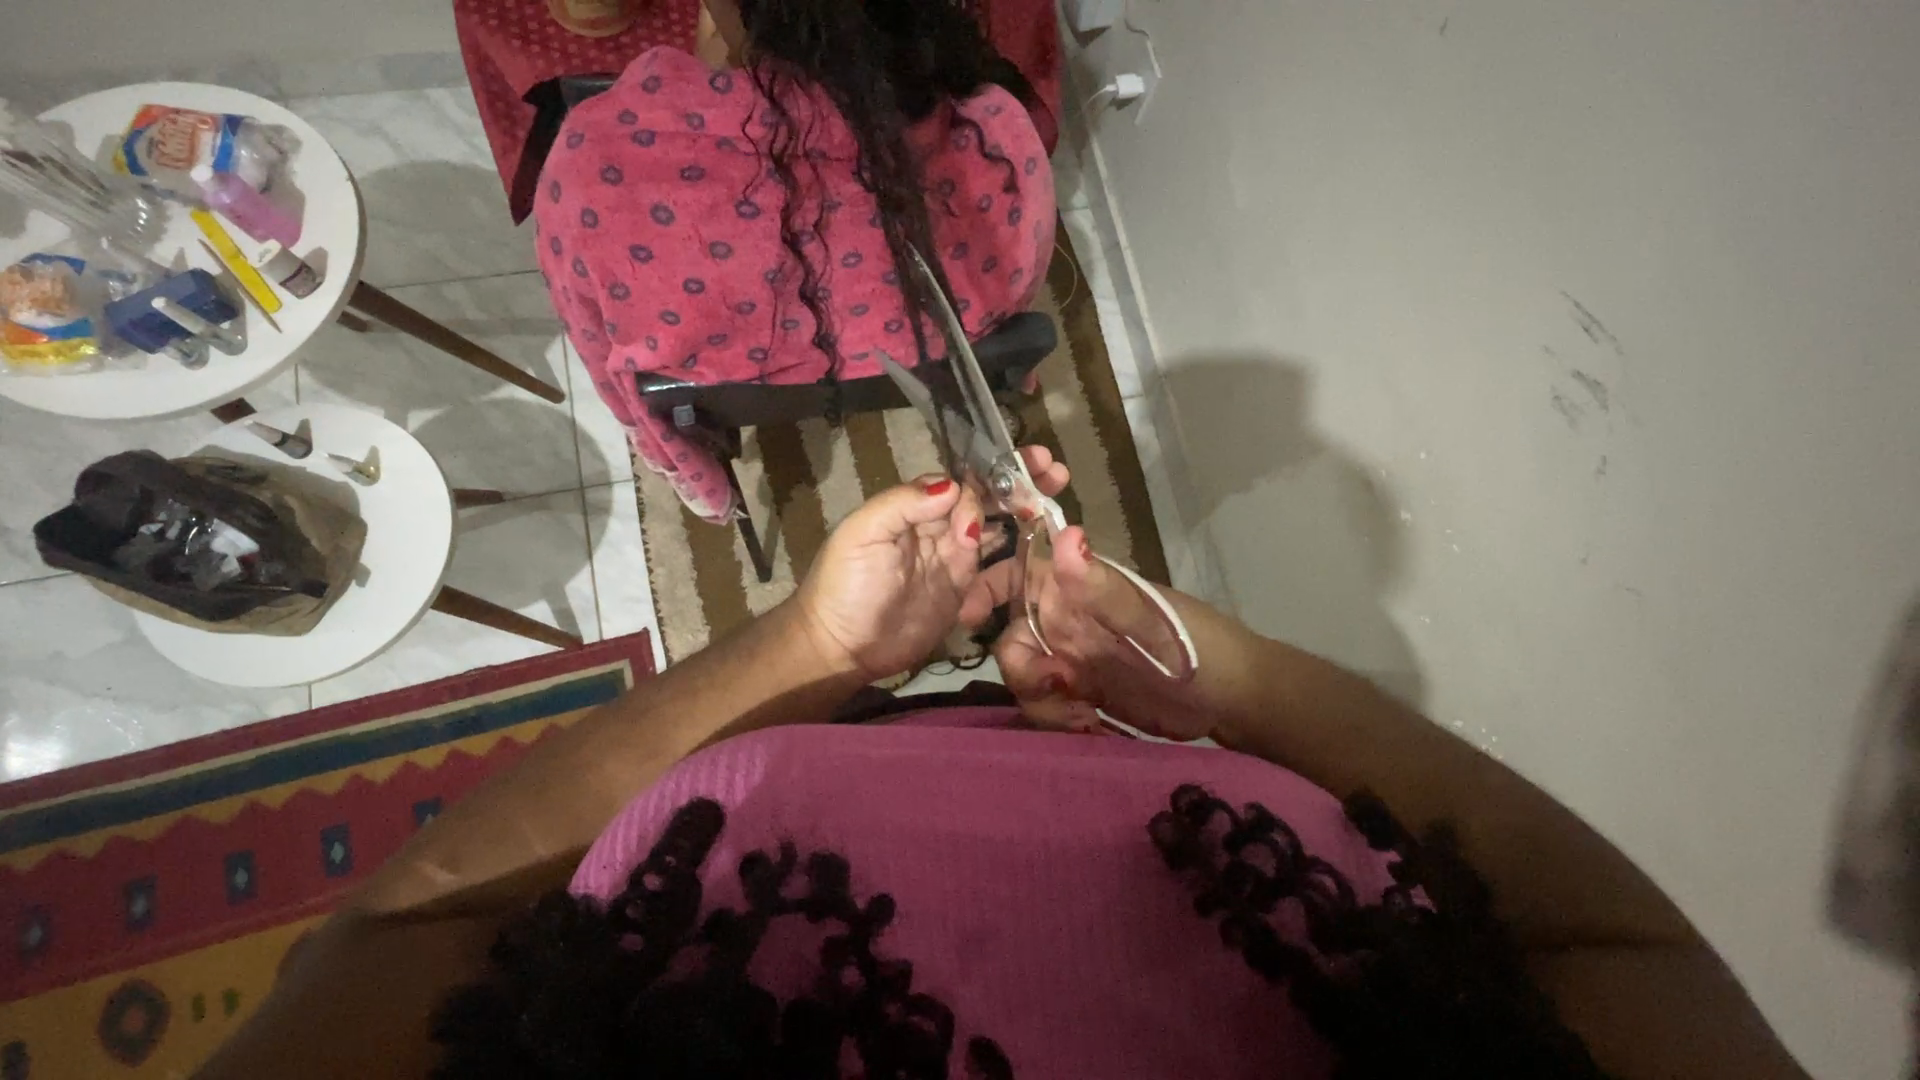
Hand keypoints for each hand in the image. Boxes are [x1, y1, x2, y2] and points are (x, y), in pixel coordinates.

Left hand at [793, 447, 1069, 680]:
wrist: (841, 647)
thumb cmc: (846, 585)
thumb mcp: (863, 534)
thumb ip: (903, 503)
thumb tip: (954, 483)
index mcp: (912, 507)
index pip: (959, 480)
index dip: (992, 469)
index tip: (1026, 460)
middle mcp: (937, 527)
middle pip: (984, 499)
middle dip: (1018, 482)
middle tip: (1054, 470)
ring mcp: (953, 560)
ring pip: (995, 527)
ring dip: (1024, 511)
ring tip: (1057, 496)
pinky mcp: (963, 592)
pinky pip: (995, 567)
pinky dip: (1018, 553)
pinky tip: (1044, 542)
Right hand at [989, 527, 1216, 740]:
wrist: (1232, 701)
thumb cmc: (1199, 646)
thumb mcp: (1149, 619)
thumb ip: (1101, 587)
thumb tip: (1065, 534)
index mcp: (1078, 590)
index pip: (1018, 574)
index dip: (985, 589)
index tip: (968, 620)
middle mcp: (1067, 621)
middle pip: (1012, 639)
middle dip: (1022, 668)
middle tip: (1059, 688)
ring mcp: (1073, 660)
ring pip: (1025, 678)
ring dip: (1042, 702)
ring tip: (1084, 717)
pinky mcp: (1082, 696)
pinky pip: (1046, 707)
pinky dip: (1057, 721)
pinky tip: (1091, 727)